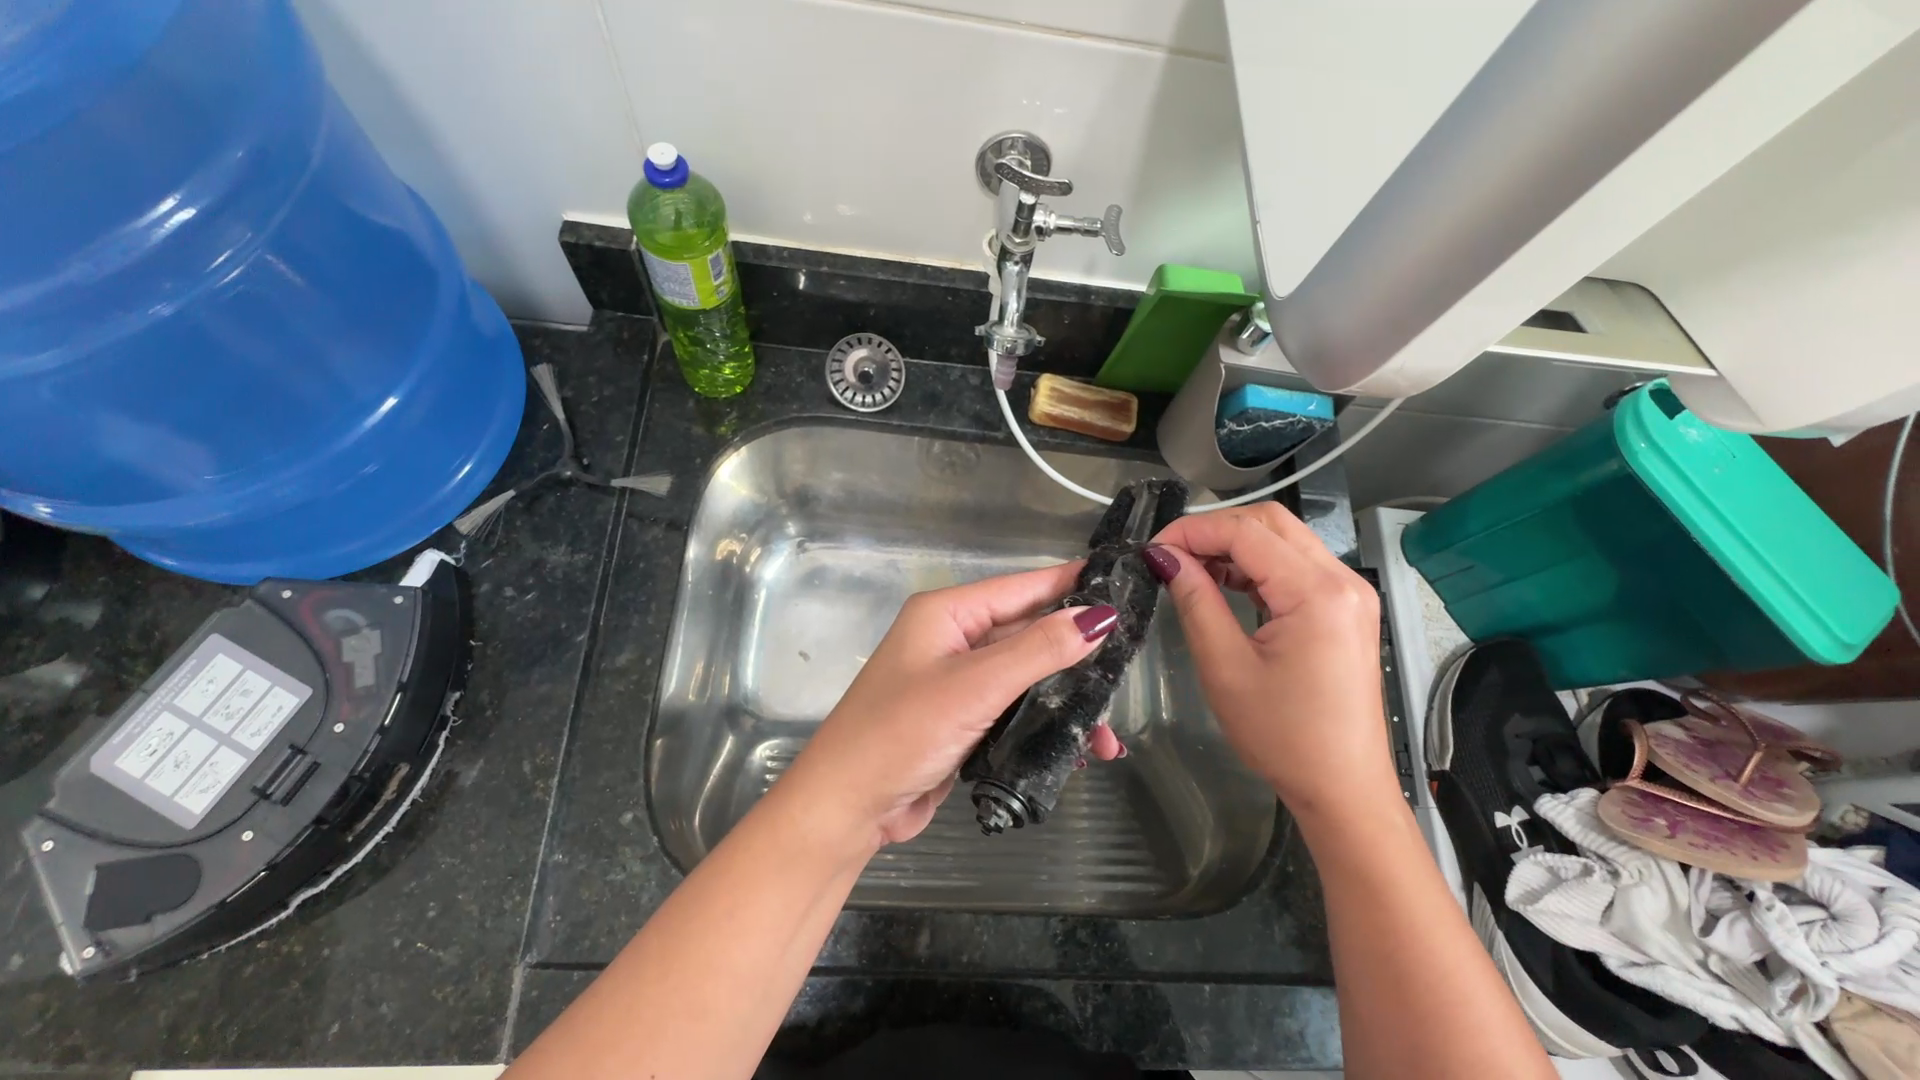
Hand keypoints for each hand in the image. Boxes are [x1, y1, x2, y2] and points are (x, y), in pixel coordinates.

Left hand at [780, 561, 1125, 849]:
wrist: (847, 808)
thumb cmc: (901, 733)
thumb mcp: (975, 686)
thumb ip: (1038, 650)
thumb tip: (1101, 616)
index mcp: (947, 614)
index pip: (1022, 588)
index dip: (1072, 586)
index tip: (1126, 587)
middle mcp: (953, 641)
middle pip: (1028, 635)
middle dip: (1077, 656)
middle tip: (1129, 672)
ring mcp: (957, 684)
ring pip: (1026, 680)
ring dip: (1065, 702)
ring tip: (1108, 735)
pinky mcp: (963, 723)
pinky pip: (1015, 713)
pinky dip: (1045, 729)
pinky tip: (1078, 753)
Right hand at [1146, 504, 1390, 825]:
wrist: (1342, 787)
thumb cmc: (1282, 735)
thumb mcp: (1226, 668)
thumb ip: (1196, 601)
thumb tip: (1165, 558)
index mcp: (1317, 592)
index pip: (1246, 532)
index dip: (1193, 530)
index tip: (1151, 550)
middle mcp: (1342, 580)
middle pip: (1271, 523)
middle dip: (1214, 530)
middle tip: (1170, 557)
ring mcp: (1350, 593)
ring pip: (1285, 540)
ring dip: (1236, 547)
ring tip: (1191, 572)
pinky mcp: (1347, 609)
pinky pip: (1297, 567)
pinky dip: (1258, 567)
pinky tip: (1226, 585)